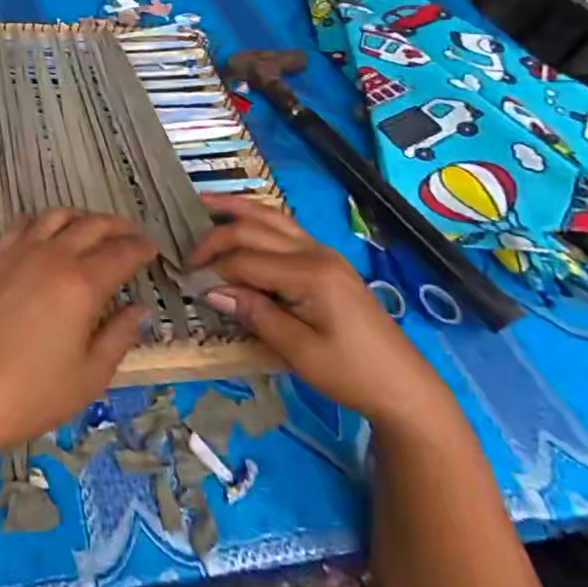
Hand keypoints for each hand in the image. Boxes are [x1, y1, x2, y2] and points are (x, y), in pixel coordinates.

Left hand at [0, 209, 154, 469]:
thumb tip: (136, 307)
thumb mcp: (89, 377)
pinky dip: (46, 221)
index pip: (123, 252)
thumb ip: (119, 335)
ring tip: (97, 232)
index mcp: (83, 284)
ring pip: (60, 215)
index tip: (154, 252)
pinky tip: (51, 235)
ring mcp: (21, 253)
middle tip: (134, 238)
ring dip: (85, 217)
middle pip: (94, 225)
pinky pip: (26, 223)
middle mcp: (54, 256)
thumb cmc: (29, 394)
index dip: (142, 249)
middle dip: (120, 227)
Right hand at [192, 195, 462, 431]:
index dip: (212, 268)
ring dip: (237, 209)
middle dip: (216, 236)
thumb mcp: (298, 350)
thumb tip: (210, 288)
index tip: (184, 281)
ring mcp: (323, 252)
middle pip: (255, 229)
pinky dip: (258, 220)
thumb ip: (254, 313)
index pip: (245, 259)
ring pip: (272, 217)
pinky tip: (242, 221)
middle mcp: (315, 252)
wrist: (403, 385)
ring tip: (204, 201)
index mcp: (309, 273)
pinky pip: (285, 229)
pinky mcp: (326, 261)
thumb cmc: (350, 372)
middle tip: (185, 252)